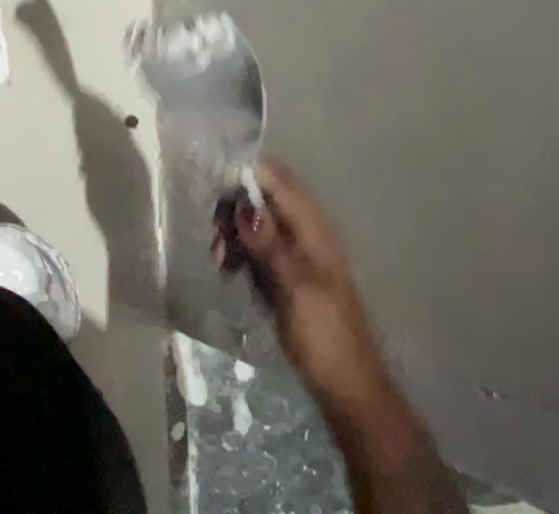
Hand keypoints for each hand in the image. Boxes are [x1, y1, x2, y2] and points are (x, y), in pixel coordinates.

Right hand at [225, 161, 394, 413]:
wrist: (347, 384)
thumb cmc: (325, 333)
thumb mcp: (295, 286)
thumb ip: (269, 244)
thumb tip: (242, 205)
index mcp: (313, 228)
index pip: (278, 180)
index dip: (246, 174)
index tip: (211, 183)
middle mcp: (304, 233)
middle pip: (261, 198)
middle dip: (232, 208)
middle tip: (213, 235)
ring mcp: (294, 254)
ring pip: (254, 223)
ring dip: (232, 233)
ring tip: (219, 259)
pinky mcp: (284, 275)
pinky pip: (255, 248)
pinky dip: (239, 252)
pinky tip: (227, 270)